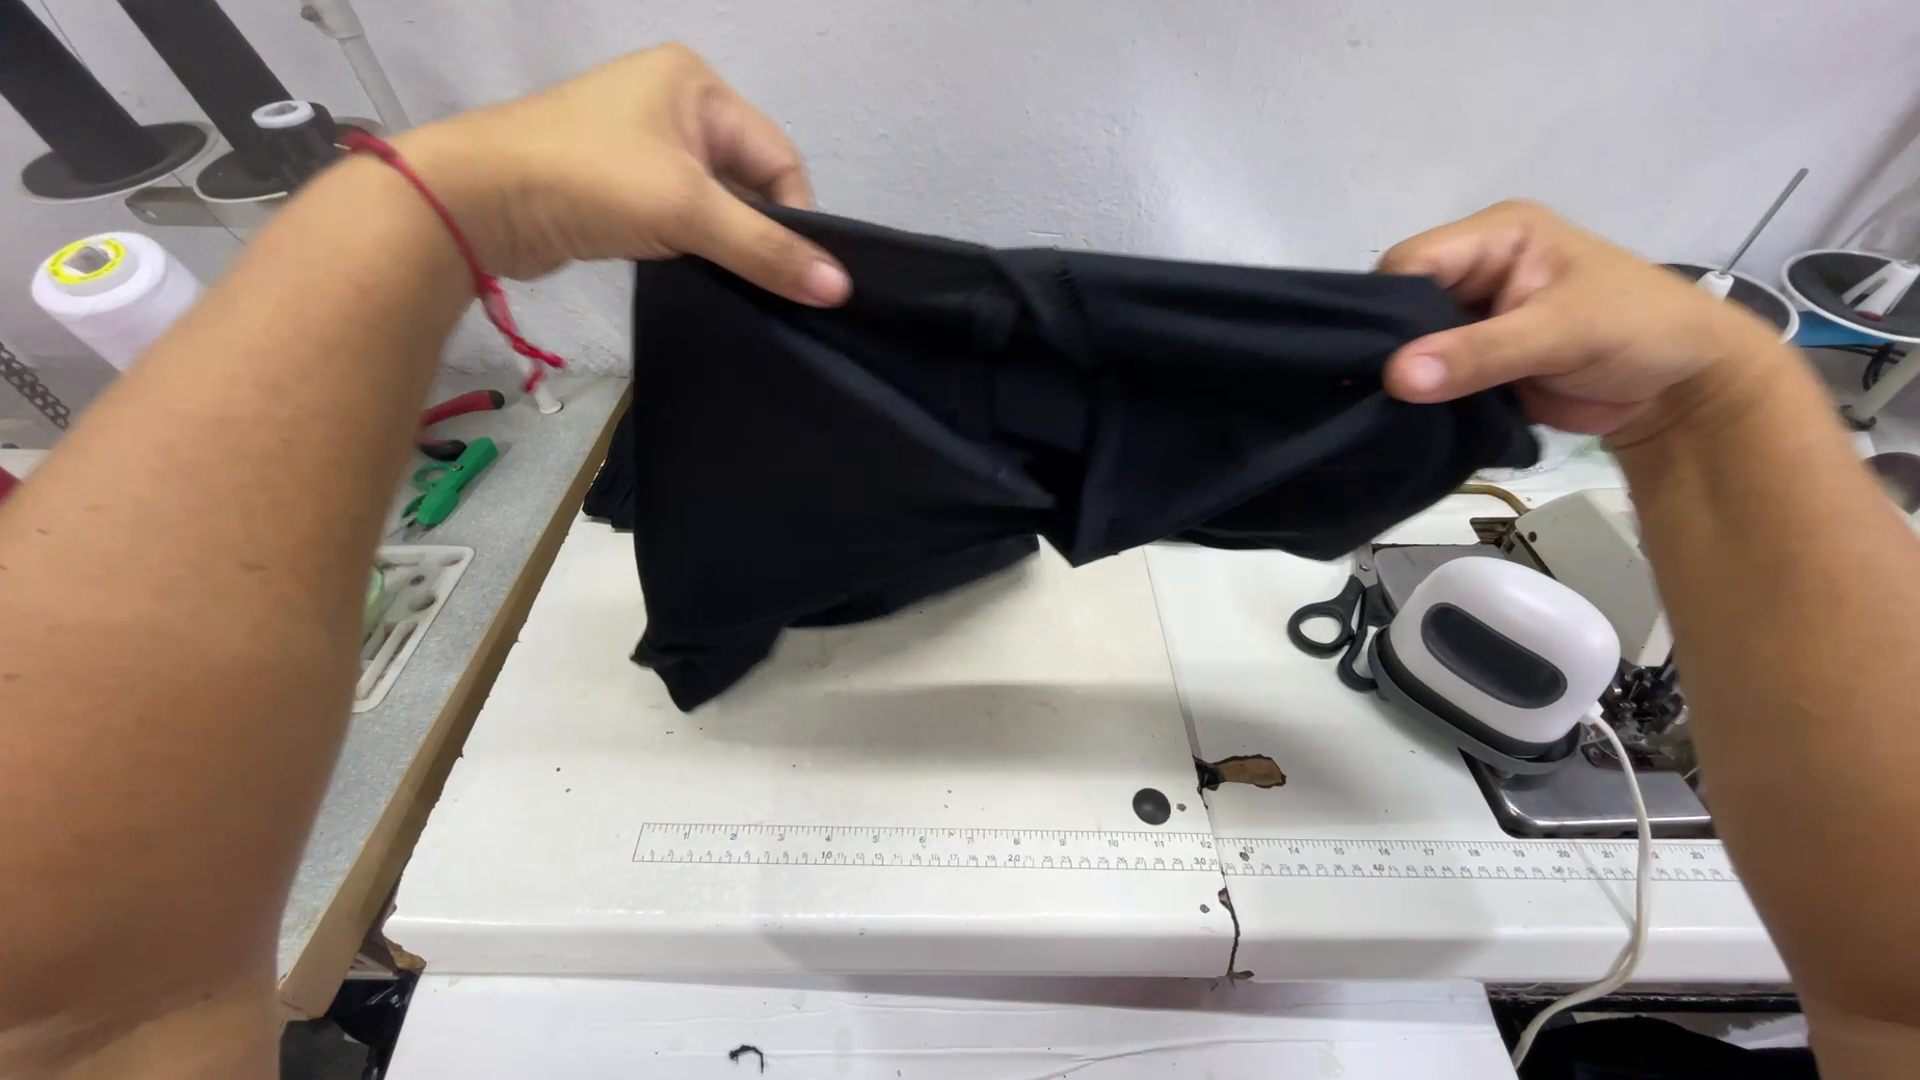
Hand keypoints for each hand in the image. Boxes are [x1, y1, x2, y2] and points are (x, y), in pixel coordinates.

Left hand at [391, 44, 850, 304]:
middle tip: (760, 277)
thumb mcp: (688, 211)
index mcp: (698, 84)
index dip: (794, 217)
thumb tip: (840, 287)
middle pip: (752, 180)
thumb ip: (767, 250)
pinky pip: (688, 213)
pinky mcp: (628, 181)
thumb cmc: (589, 182)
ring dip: (728, 240)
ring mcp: (649, 142)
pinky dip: (699, 243)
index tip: (794, 270)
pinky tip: (695, 267)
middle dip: (758, 230)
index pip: (779, 158)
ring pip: (721, 202)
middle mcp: (678, 104)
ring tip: (723, 272)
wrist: (478, 202)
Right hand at [1377, 201, 1784, 438]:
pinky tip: (1396, 415)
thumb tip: (1396, 377)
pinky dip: (1411, 396)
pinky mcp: (1465, 359)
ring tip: (1378, 407)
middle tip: (1368, 390)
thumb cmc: (1640, 332)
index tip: (1373, 360)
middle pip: (1395, 304)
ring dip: (1396, 376)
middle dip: (1385, 346)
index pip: (1408, 263)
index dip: (1383, 308)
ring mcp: (1466, 318)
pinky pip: (1420, 374)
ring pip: (1402, 344)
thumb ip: (1478, 354)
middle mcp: (1470, 272)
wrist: (1680, 391)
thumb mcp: (1562, 334)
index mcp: (1494, 238)